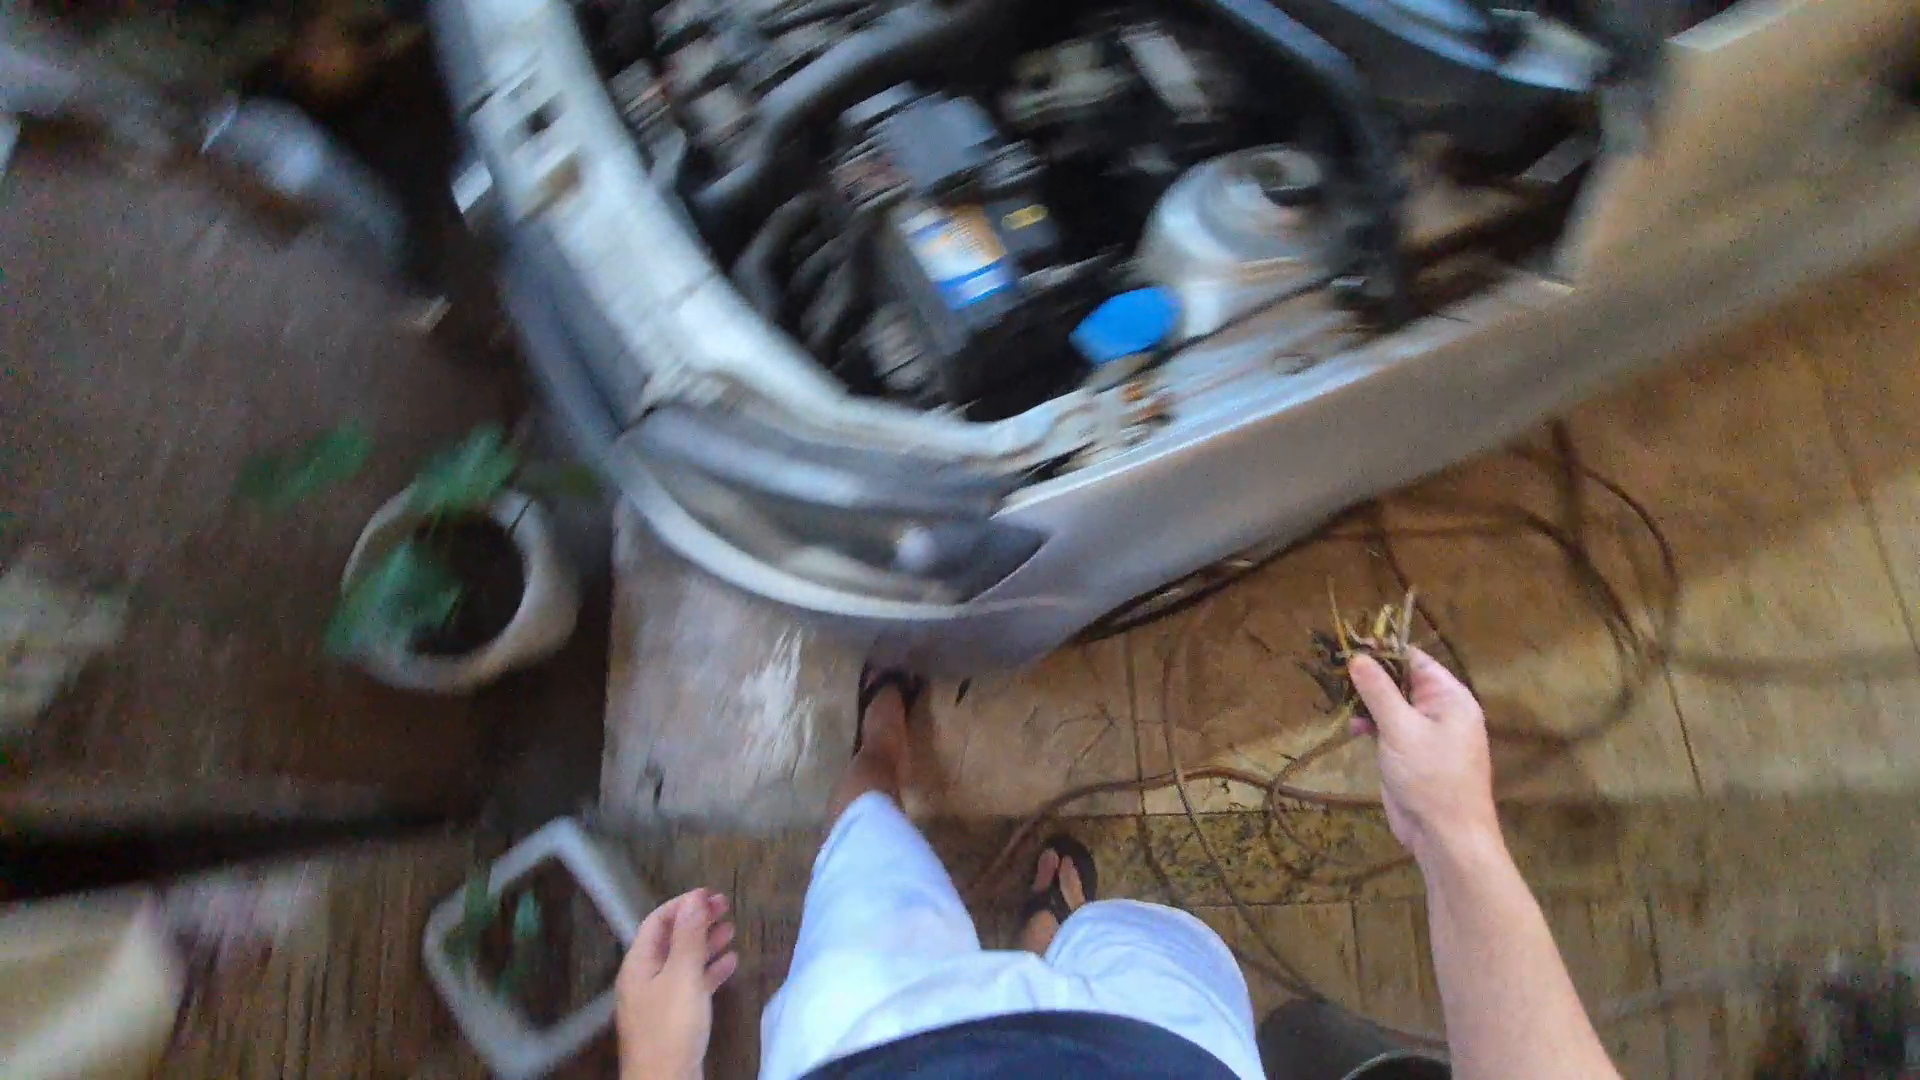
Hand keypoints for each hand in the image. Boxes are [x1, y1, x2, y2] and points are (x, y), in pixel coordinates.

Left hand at [616, 888, 738, 1079]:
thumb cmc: (672, 1025)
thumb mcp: (683, 974)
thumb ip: (689, 935)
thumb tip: (693, 899)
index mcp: (638, 965)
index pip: (657, 921)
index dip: (683, 904)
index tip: (710, 893)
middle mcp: (645, 979)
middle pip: (671, 939)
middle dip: (697, 920)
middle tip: (725, 906)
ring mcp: (658, 1000)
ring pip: (683, 960)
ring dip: (706, 942)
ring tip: (732, 930)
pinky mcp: (673, 1018)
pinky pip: (692, 984)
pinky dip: (710, 969)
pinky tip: (730, 963)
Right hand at [1348, 647, 1500, 863]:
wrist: (1445, 836)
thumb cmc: (1430, 776)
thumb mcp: (1400, 728)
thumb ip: (1378, 690)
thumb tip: (1357, 657)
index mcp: (1450, 698)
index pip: (1415, 660)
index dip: (1383, 651)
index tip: (1348, 645)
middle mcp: (1440, 710)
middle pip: (1400, 680)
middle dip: (1369, 677)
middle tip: (1335, 671)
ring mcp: (1425, 732)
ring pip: (1390, 703)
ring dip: (1365, 701)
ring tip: (1340, 699)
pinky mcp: (1410, 751)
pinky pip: (1388, 725)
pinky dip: (1370, 723)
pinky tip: (1354, 728)